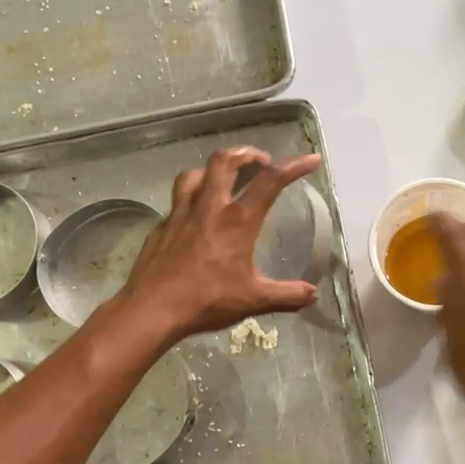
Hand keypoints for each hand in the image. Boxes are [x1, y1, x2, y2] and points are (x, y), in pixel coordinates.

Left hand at [111, 147, 322, 340]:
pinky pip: (177, 202)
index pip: (269, 182)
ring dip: (212, 169)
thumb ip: (286, 295)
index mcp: (236, 221)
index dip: (293, 166)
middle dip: (245, 153)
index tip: (311, 160)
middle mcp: (208, 208)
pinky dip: (190, 199)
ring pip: (194, 174)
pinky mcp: (161, 228)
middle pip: (224, 162)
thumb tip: (312, 294)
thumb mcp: (254, 300)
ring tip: (223, 178)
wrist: (152, 310)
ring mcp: (180, 215)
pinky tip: (195, 216)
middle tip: (260, 160)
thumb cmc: (207, 301)